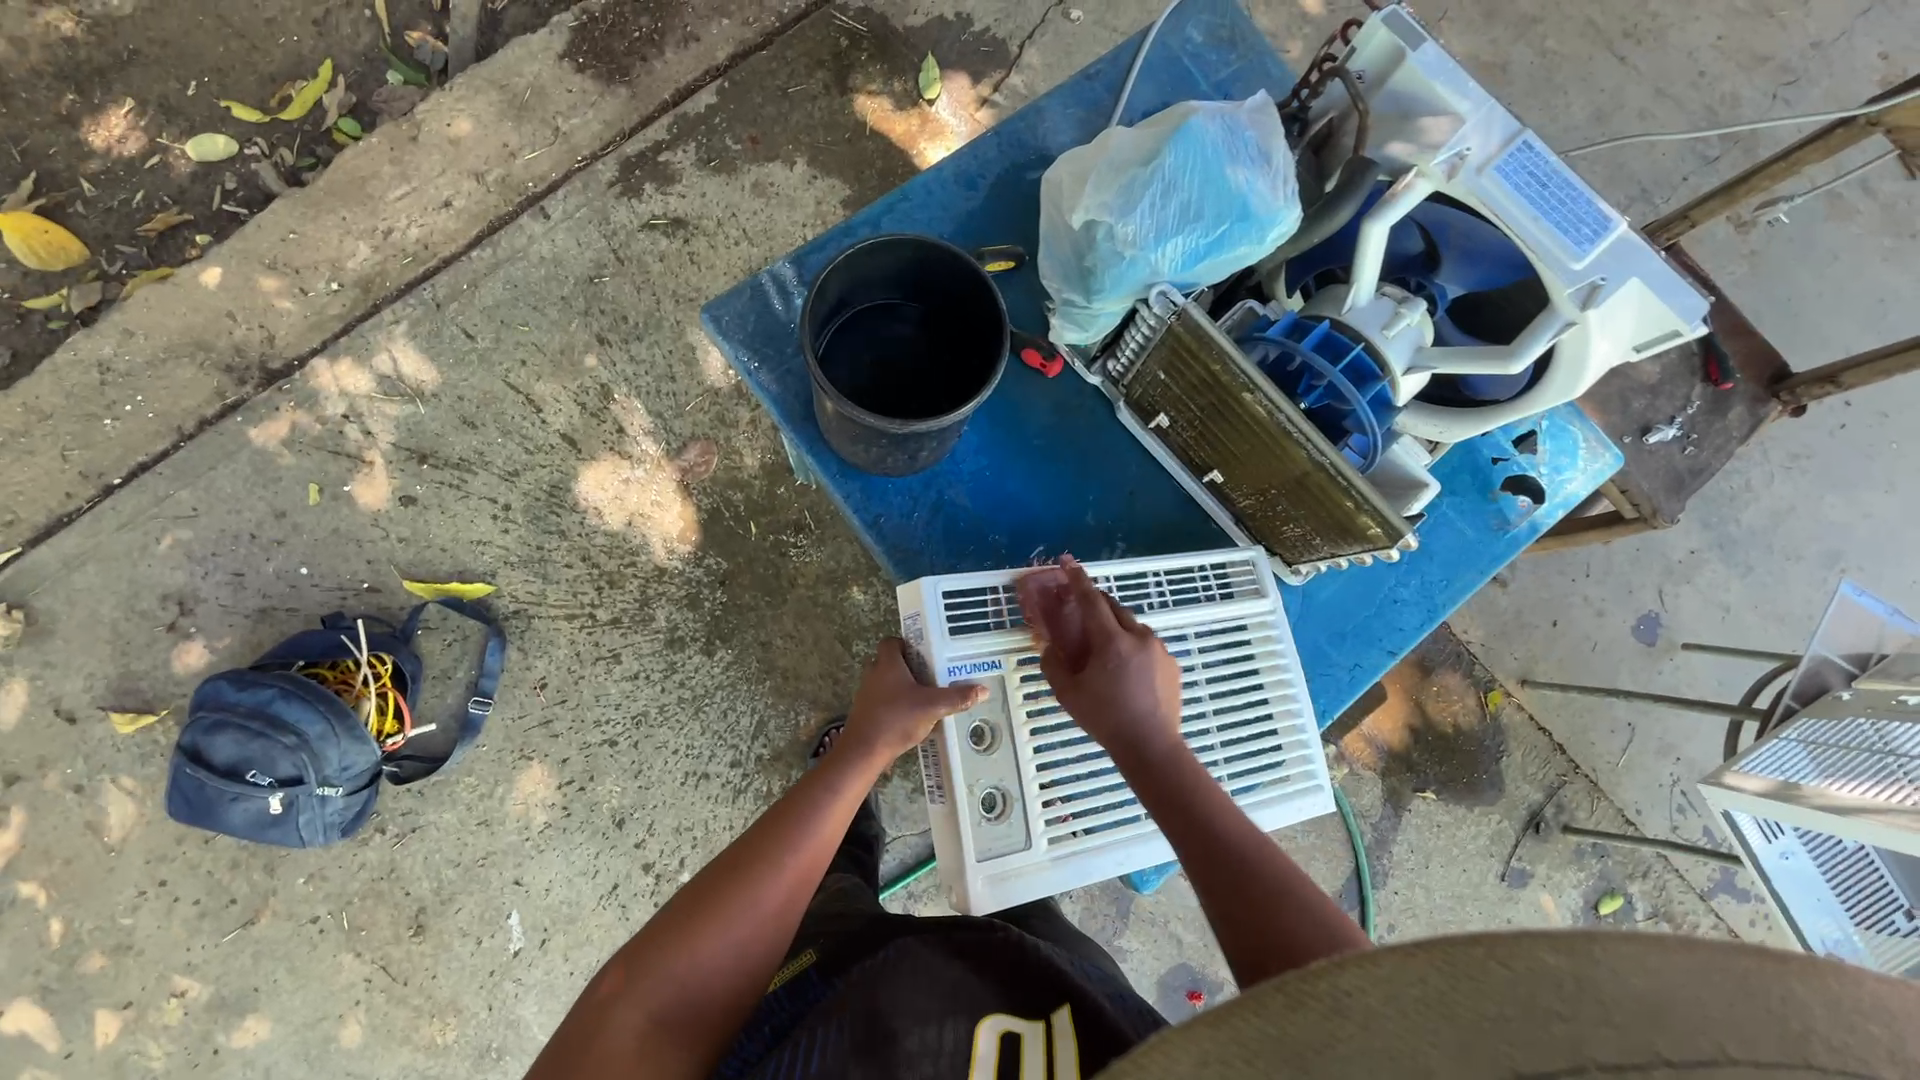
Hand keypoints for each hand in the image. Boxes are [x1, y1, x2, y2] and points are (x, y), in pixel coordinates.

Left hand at [842, 638, 987, 762]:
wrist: (864, 751)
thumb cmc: (897, 719)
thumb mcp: (933, 707)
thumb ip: (957, 698)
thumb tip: (983, 690)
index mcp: (887, 664)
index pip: (891, 641)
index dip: (907, 644)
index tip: (925, 653)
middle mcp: (873, 674)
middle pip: (890, 662)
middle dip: (910, 667)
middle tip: (931, 675)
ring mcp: (866, 694)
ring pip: (886, 682)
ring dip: (903, 687)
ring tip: (925, 697)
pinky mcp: (865, 712)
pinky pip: (883, 700)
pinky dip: (896, 704)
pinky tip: (912, 717)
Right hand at [1016, 556, 1183, 765]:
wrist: (1151, 747)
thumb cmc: (1105, 719)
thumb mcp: (1068, 694)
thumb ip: (1053, 665)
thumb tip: (1048, 648)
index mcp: (1111, 641)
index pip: (1091, 600)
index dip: (1077, 579)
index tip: (1067, 561)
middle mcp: (1139, 637)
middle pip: (1114, 608)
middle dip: (1096, 603)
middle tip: (1081, 610)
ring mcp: (1160, 650)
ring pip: (1133, 626)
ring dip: (1116, 627)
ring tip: (1104, 649)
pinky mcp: (1173, 664)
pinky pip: (1148, 645)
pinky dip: (1134, 647)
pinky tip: (1127, 670)